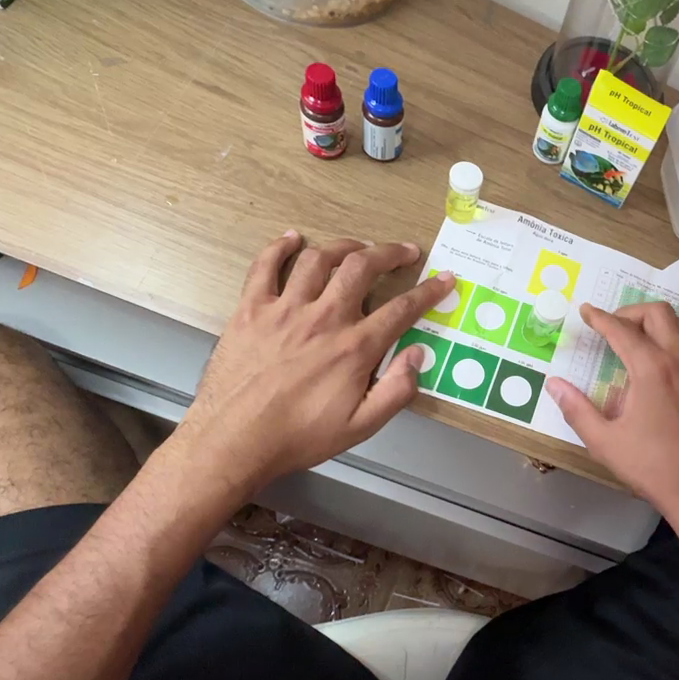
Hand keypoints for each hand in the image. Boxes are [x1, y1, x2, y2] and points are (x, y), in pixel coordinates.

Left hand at [175, 232, 453, 494]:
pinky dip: (280, 247)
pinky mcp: (251, 310)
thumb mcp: (363, 426)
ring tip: (357, 247)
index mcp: (355, 348)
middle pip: (362, 268)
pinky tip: (293, 238)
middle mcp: (324, 319)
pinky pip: (265, 267)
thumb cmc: (300, 436)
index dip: (428, 291)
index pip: (402, 309)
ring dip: (343, 247)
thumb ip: (397, 390)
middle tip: (405, 251)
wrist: (235, 441)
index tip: (444, 280)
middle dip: (389, 253)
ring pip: (318, 259)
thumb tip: (417, 354)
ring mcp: (284, 310)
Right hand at [546, 302, 678, 517]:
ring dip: (654, 321)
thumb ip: (577, 409)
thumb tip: (554, 384)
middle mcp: (678, 360)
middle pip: (657, 313)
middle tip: (608, 326)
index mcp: (651, 369)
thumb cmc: (652, 467)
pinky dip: (669, 336)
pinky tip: (654, 359)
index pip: (622, 330)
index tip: (585, 311)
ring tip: (631, 336)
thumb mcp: (605, 442)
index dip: (600, 318)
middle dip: (630, 311)